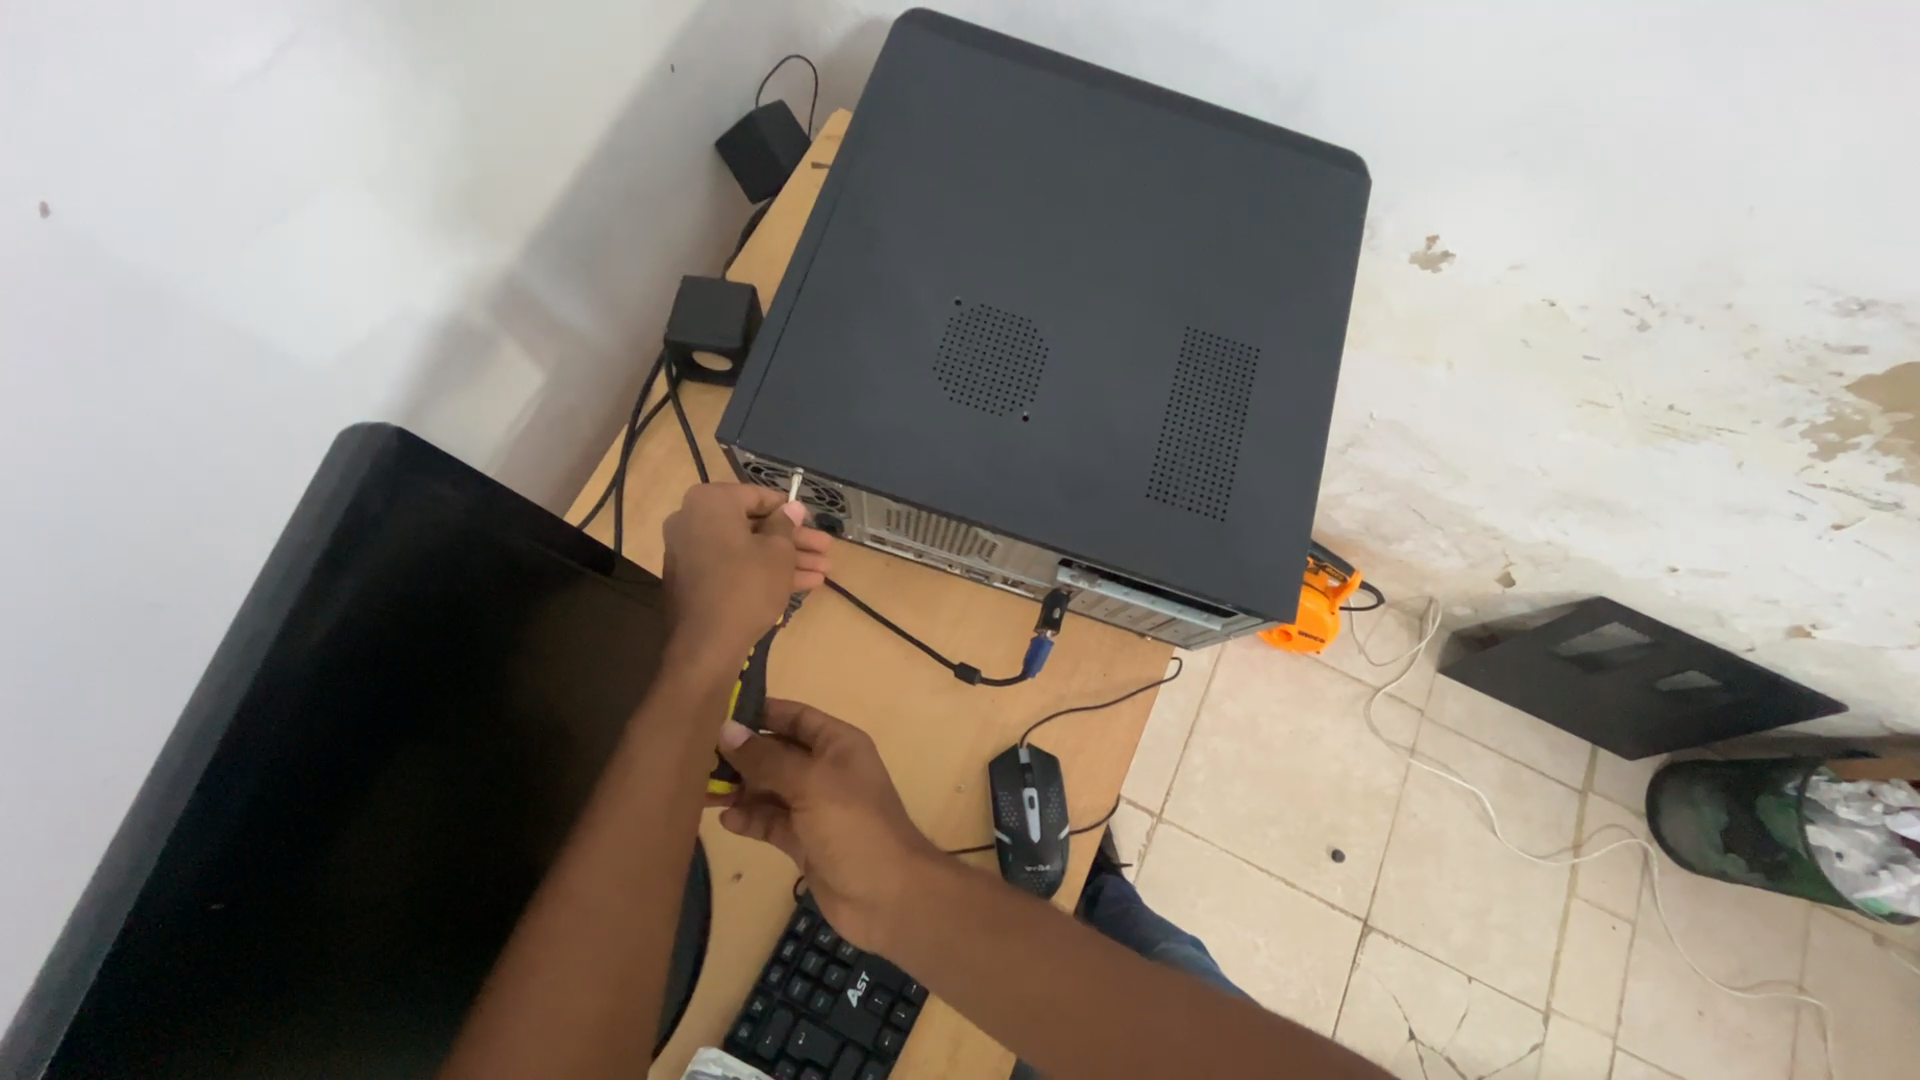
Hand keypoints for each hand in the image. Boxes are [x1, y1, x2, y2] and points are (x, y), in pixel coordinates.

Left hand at [660, 484, 831, 665]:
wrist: (706, 643)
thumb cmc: (747, 586)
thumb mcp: (777, 553)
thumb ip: (785, 525)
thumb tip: (792, 509)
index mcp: (711, 502)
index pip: (758, 496)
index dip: (790, 510)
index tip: (813, 522)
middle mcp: (693, 520)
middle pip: (754, 525)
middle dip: (794, 540)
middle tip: (825, 549)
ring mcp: (691, 551)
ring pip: (747, 548)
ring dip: (785, 559)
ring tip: (824, 570)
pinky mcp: (695, 579)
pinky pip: (734, 566)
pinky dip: (762, 571)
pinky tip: (802, 584)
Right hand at [716, 702, 941, 949]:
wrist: (888, 896)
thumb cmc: (854, 825)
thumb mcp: (810, 783)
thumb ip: (767, 758)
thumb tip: (726, 730)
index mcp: (838, 744)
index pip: (795, 716)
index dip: (760, 712)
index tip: (715, 712)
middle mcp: (826, 770)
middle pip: (777, 753)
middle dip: (742, 755)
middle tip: (696, 758)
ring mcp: (815, 807)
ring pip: (769, 789)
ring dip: (740, 789)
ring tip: (702, 791)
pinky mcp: (804, 841)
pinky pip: (770, 822)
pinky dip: (750, 819)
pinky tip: (727, 820)